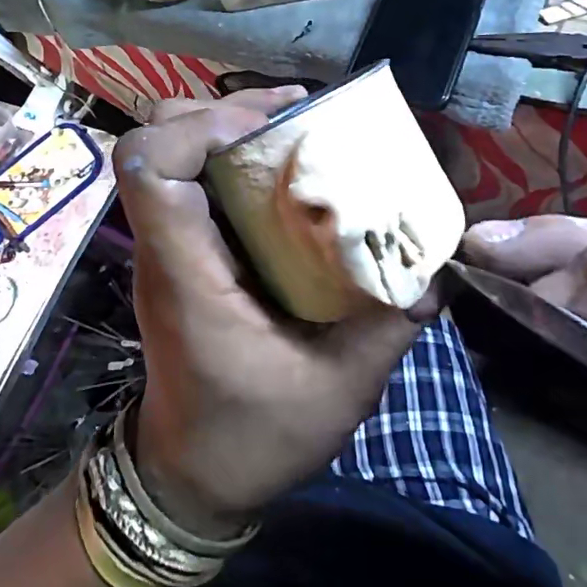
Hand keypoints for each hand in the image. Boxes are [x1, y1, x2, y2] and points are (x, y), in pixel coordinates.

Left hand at [118, 89, 437, 538]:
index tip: (268, 128)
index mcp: (186, 274)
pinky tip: (287, 177)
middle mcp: (164, 250)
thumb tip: (437, 263)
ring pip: (170, 158)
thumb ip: (390, 319)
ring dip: (228, 132)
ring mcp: (167, 251)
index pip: (149, 167)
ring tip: (298, 131)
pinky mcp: (182, 258)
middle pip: (155, 143)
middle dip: (221, 113)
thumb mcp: (341, 386)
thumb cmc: (255, 437)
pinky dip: (231, 164)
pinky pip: (191, 186)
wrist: (195, 473)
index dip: (200, 127)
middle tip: (296, 116)